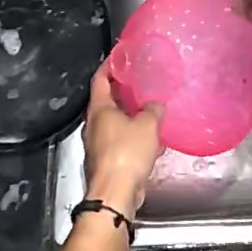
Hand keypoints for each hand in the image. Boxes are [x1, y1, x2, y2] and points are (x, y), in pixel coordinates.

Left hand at [82, 62, 163, 212]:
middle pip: (106, 100)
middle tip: (138, 80)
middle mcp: (94, 123)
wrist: (115, 193)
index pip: (99, 79)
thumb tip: (157, 104)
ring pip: (114, 121)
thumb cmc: (127, 153)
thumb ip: (153, 110)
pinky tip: (149, 138)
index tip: (119, 57)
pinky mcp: (107, 160)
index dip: (108, 66)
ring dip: (128, 114)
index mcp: (99, 109)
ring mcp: (98, 143)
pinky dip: (132, 135)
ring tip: (147, 107)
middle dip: (121, 90)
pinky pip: (120, 140)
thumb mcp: (147, 125)